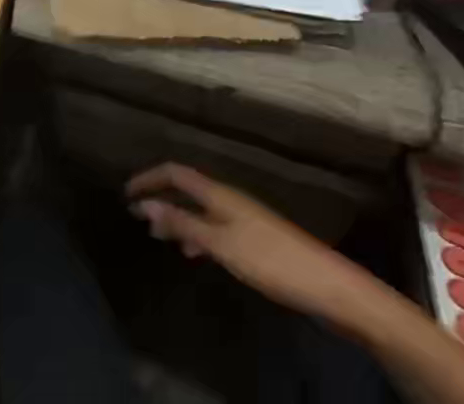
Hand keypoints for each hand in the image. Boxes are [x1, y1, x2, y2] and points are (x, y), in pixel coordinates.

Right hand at [126, 164, 378, 320]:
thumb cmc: (271, 261)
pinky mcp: (257, 240)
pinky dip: (198, 235)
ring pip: (200, 211)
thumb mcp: (219, 243)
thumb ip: (180, 223)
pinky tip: (198, 254)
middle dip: (161, 201)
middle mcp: (229, 200)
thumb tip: (143, 204)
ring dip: (179, 221)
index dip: (148, 178)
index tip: (126, 194)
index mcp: (218, 194)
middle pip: (186, 190)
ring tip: (165, 240)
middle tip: (141, 220)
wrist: (336, 290)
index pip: (173, 172)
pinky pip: (215, 228)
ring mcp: (245, 220)